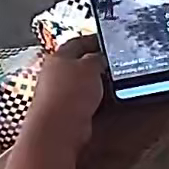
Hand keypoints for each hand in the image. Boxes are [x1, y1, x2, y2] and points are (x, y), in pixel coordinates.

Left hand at [22, 35, 103, 154]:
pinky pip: (83, 100)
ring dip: (96, 83)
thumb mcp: (90, 67)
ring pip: (81, 83)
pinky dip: (94, 98)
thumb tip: (101, 57)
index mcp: (58, 57)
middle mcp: (55, 74)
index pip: (78, 43)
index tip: (108, 41)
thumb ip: (97, 58)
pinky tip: (104, 101)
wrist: (59, 128)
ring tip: (113, 83)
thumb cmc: (70, 93)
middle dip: (96, 63)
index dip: (94, 40)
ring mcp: (58, 94)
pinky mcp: (64, 112)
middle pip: (78, 63)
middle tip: (114, 63)